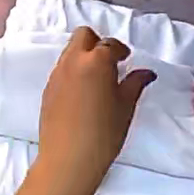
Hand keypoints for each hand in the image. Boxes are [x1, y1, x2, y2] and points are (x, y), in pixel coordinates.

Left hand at [31, 27, 153, 194]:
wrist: (68, 159)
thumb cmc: (104, 133)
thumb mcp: (125, 107)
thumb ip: (135, 83)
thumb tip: (146, 72)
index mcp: (96, 61)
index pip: (110, 44)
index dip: (120, 50)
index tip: (126, 60)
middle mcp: (73, 61)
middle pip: (83, 36)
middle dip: (97, 42)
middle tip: (110, 62)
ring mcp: (57, 75)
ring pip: (70, 52)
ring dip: (83, 56)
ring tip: (97, 79)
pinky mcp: (47, 89)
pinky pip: (61, 70)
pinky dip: (73, 72)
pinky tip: (83, 93)